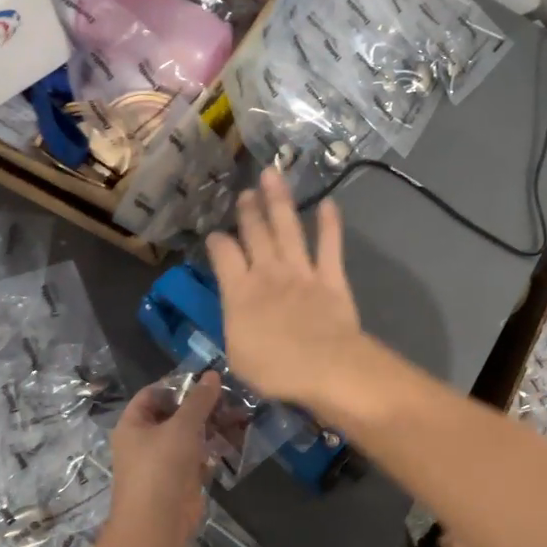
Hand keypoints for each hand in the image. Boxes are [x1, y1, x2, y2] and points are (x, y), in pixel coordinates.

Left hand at [107, 372, 221, 542]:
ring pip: (191, 435)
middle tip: (232, 398)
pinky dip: (216, 447)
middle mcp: (146, 440)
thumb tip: (213, 375)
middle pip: (176, 414)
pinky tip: (237, 438)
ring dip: (214, 425)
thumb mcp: (181, 426)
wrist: (158, 521)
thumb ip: (199, 400)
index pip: (152, 394)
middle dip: (204, 406)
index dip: (177, 385)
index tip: (206, 381)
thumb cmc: (161, 466)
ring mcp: (165, 460)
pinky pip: (200, 455)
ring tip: (242, 417)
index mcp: (134, 425)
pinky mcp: (182, 477)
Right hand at [205, 169, 365, 409]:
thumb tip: (237, 315)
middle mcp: (268, 273)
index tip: (215, 235)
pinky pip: (330, 245)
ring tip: (273, 177)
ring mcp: (302, 272)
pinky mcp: (331, 277)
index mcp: (239, 292)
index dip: (218, 242)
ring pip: (288, 229)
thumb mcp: (238, 355)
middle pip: (256, 234)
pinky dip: (330, 223)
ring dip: (279, 202)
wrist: (325, 366)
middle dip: (249, 211)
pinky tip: (329, 203)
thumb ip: (236, 326)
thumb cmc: (276, 369)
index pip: (223, 256)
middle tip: (246, 192)